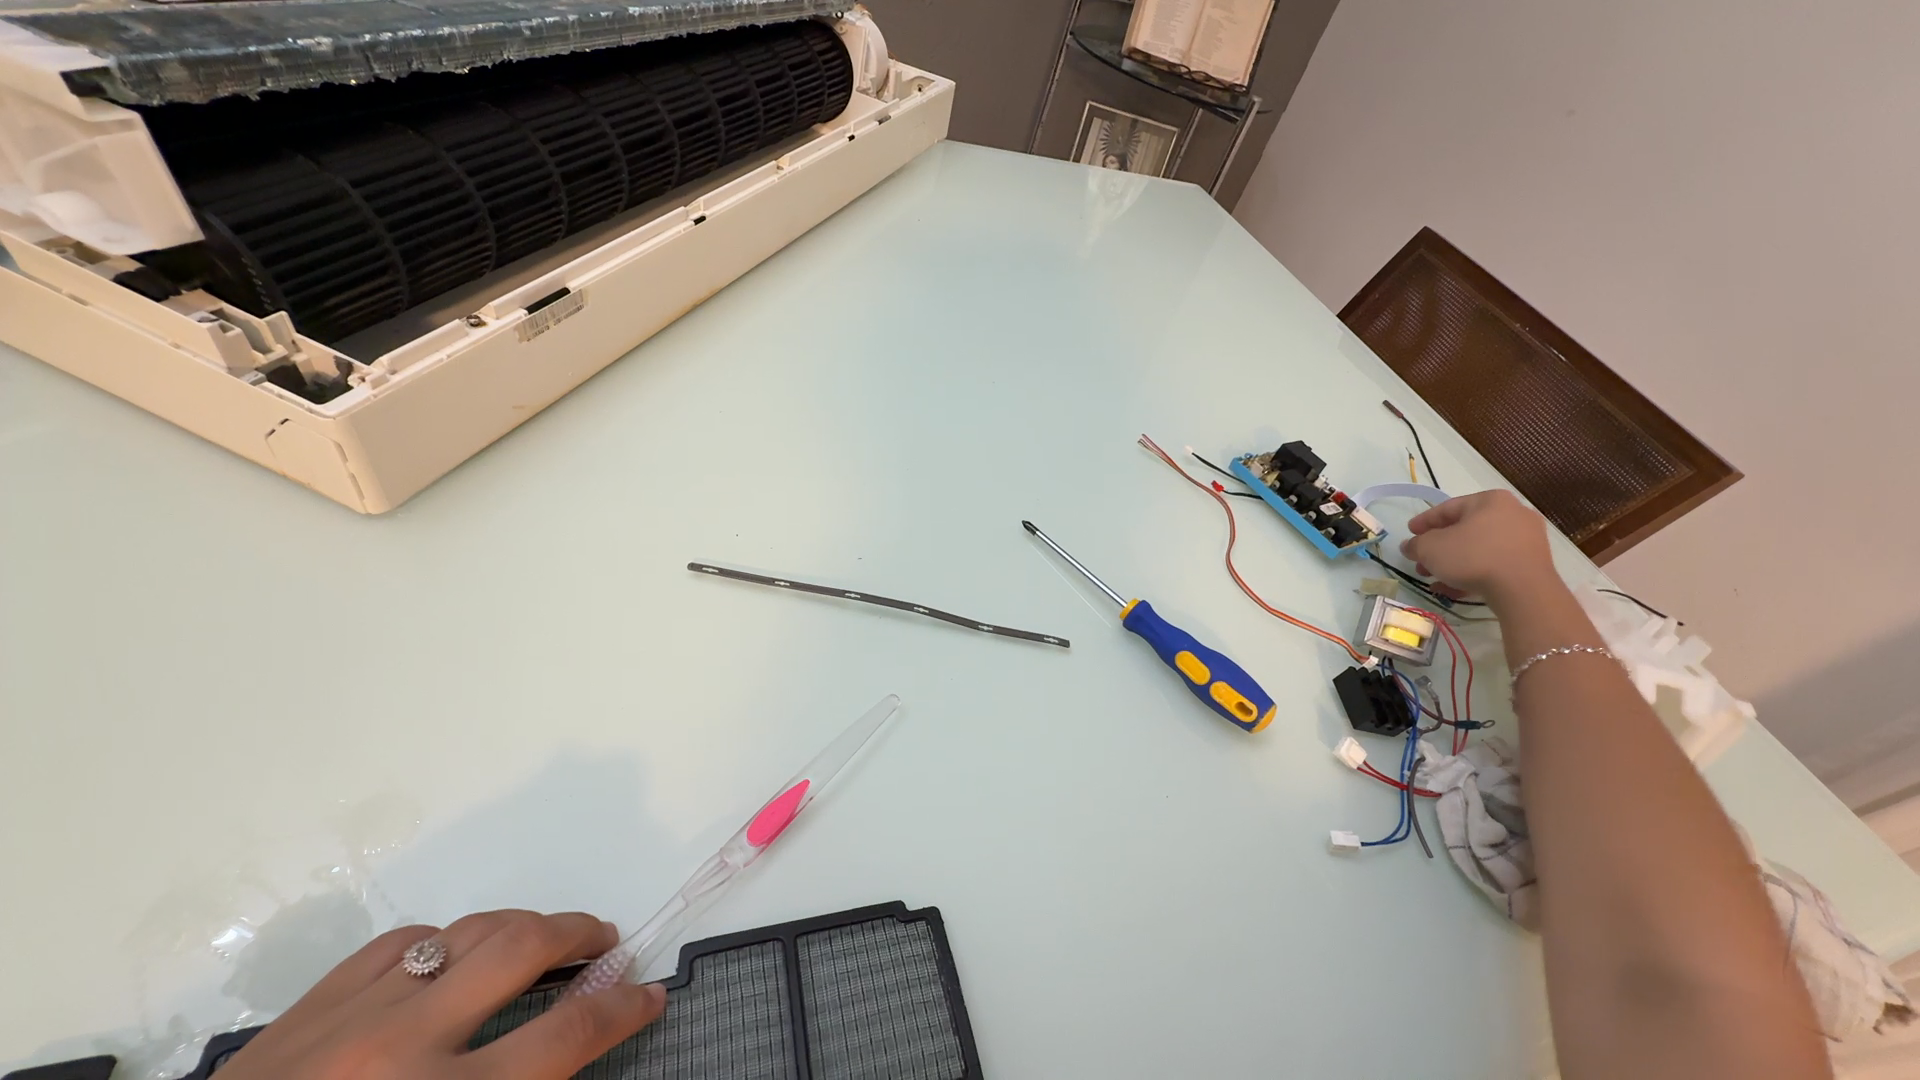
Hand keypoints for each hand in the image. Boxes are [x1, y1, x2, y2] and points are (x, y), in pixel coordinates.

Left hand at [218, 911, 665, 1079]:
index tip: (648, 994)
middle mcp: (404, 1046)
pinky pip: (403, 940)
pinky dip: (446, 941)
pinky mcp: (309, 1004)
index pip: (567, 1035)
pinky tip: (454, 956)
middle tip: (605, 944)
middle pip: (524, 949)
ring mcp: (352, 1015)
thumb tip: (562, 1049)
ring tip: (545, 937)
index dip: (622, 1008)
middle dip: (582, 936)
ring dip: (523, 927)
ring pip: (468, 932)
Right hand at [1400, 490, 1557, 606]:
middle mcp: (1512, 513)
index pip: (1447, 508)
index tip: (1410, 533)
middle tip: (1421, 560)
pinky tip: (1454, 588)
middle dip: (1439, 547)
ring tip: (1435, 578)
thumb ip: (1416, 544)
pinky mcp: (1533, 562)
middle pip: (1464, 529)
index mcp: (1489, 500)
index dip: (1424, 521)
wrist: (1523, 589)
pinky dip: (1474, 572)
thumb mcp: (1431, 548)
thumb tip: (1410, 546)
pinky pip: (1495, 562)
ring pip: (1479, 548)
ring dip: (1454, 562)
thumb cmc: (1473, 557)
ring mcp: (1526, 538)